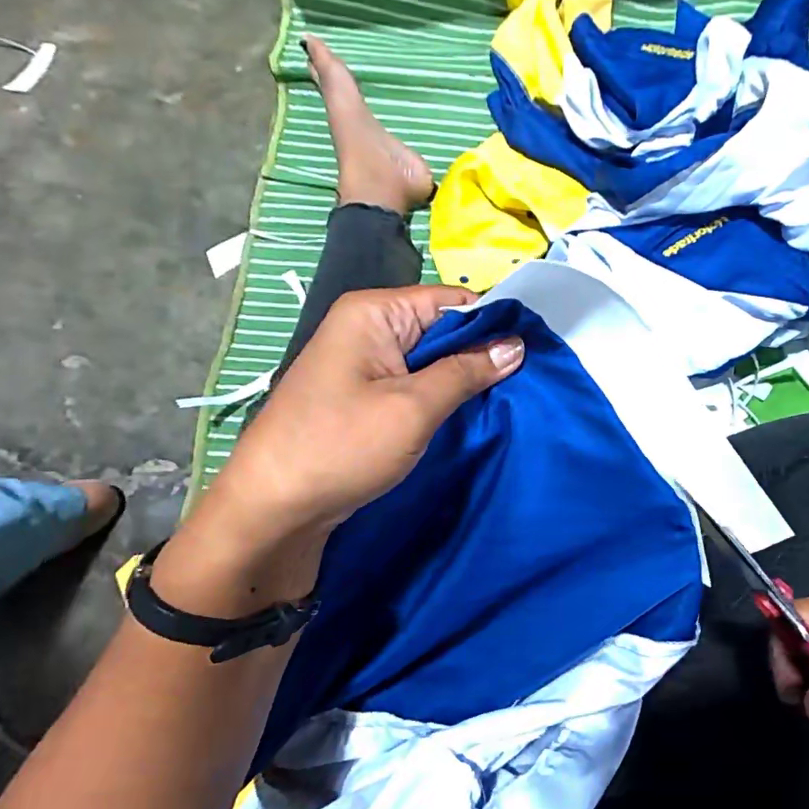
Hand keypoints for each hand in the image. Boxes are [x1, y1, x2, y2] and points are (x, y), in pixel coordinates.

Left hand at [211, 285, 523, 537]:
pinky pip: (411, 385)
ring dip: (460, 380)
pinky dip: (438, 399)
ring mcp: (362, 364)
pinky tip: (467, 415)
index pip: (449, 300)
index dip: (492, 322)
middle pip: (439, 329)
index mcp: (373, 312)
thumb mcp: (413, 407)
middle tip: (526, 381)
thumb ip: (466, 372)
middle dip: (479, 354)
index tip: (534, 349)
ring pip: (428, 361)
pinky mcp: (362, 397)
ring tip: (506, 400)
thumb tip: (515, 345)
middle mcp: (366, 328)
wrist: (274, 508)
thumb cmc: (341, 446)